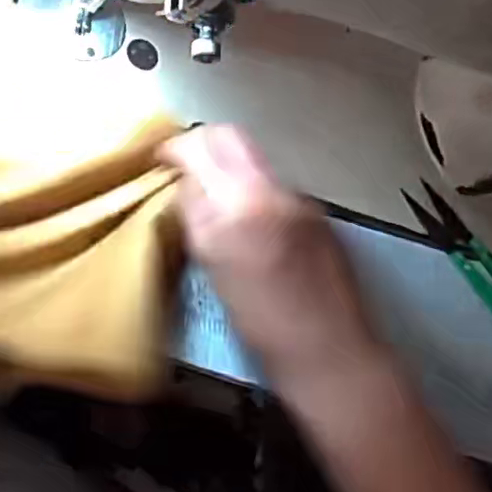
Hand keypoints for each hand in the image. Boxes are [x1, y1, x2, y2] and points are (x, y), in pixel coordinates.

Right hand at [160, 126, 388, 387]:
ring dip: (224, 164)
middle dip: (199, 144)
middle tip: (180, 166)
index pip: (198, 146)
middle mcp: (272, 189)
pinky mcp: (317, 213)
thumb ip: (193, 209)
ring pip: (250, 157)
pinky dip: (248, 186)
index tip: (158, 162)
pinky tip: (244, 219)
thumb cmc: (258, 317)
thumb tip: (183, 181)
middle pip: (228, 136)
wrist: (333, 356)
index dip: (172, 148)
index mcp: (240, 201)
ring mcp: (299, 198)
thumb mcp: (208, 259)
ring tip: (209, 194)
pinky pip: (269, 181)